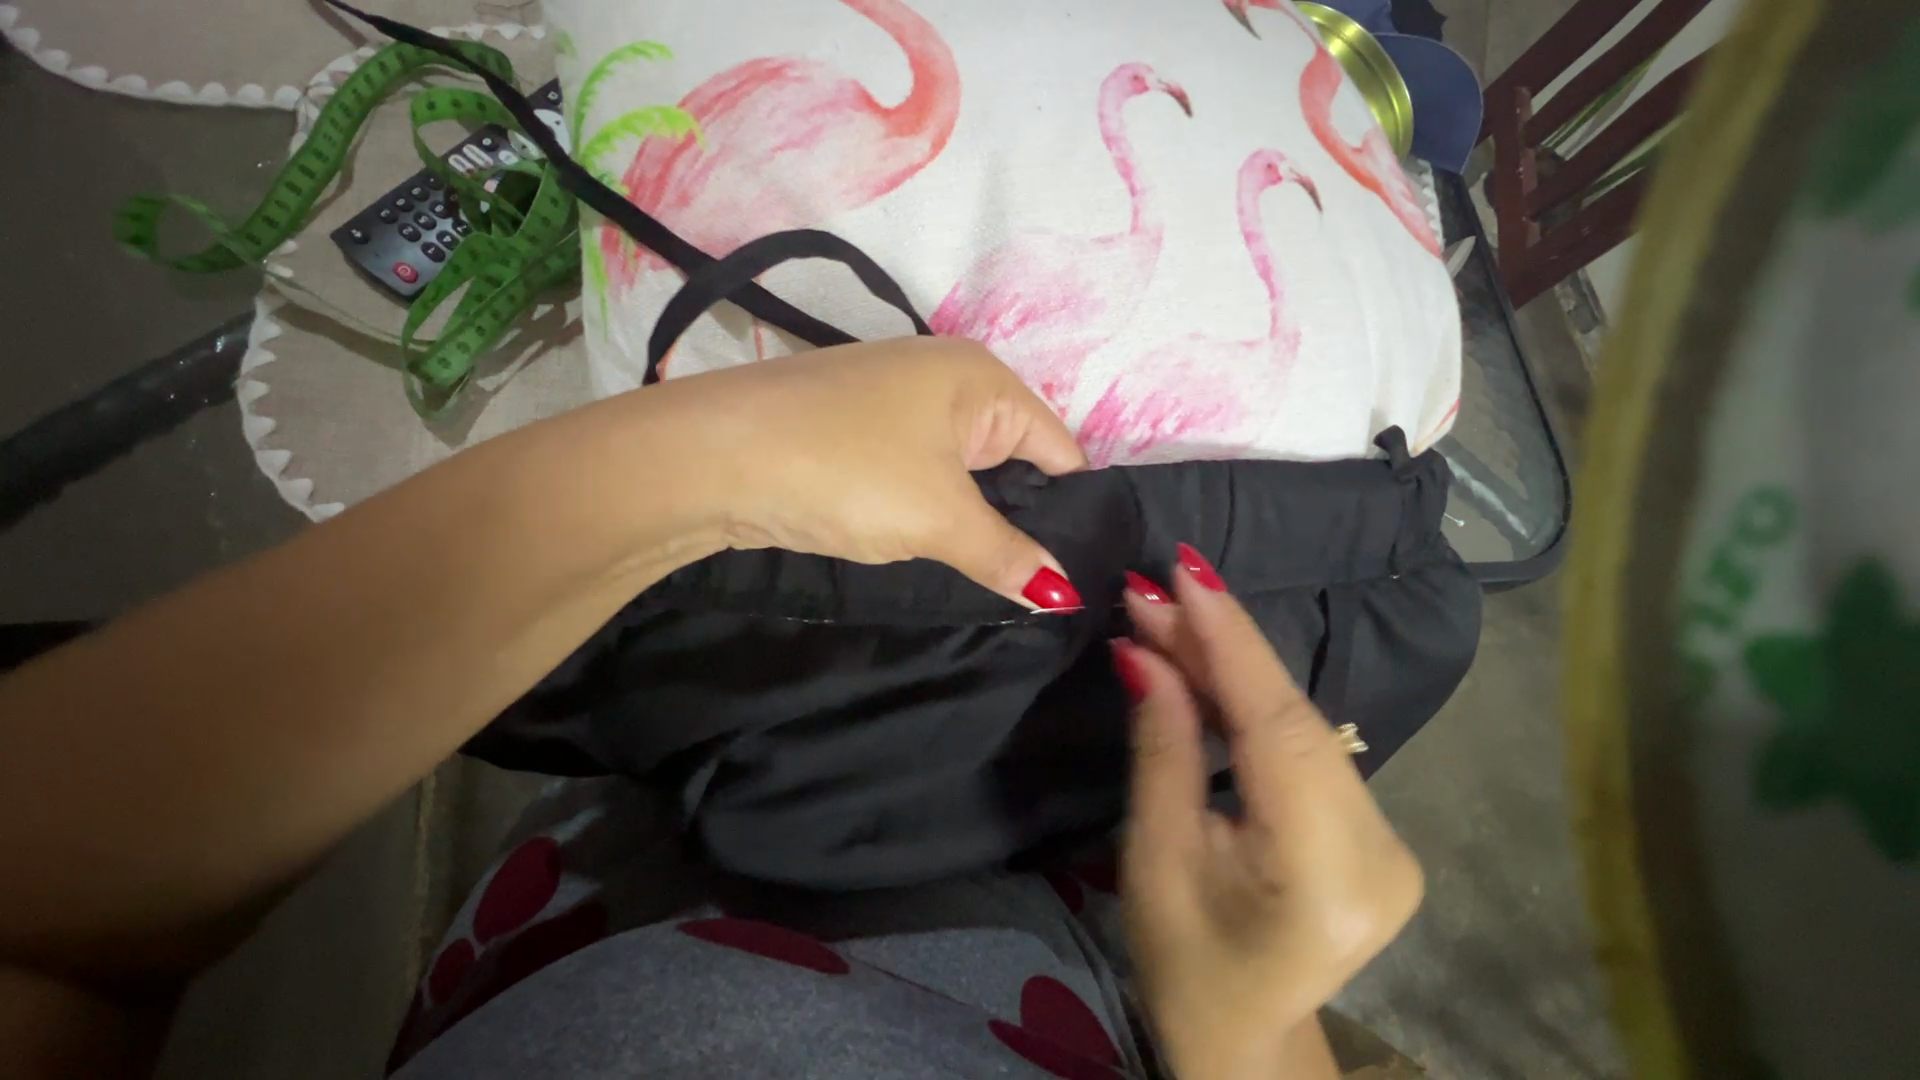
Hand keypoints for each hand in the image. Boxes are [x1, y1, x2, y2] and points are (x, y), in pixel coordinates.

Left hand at [662, 336, 1088, 608]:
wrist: (713, 456)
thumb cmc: (847, 472)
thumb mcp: (939, 519)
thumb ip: (1008, 556)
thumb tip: (1065, 595)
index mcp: (983, 378)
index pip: (1059, 449)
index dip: (1073, 512)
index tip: (1077, 576)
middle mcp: (945, 376)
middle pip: (1012, 457)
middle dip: (1022, 520)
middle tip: (1038, 589)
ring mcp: (895, 400)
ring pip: (963, 470)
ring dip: (973, 520)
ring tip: (990, 577)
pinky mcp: (857, 429)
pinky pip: (919, 472)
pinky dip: (930, 509)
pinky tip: (929, 548)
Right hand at [1113, 550, 1423, 1079]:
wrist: (1243, 1036)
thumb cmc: (1182, 961)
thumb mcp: (1153, 854)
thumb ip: (1161, 746)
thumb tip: (1141, 650)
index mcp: (1325, 872)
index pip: (1277, 727)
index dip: (1230, 640)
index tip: (1183, 572)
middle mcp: (1380, 849)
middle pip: (1292, 717)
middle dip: (1219, 643)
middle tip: (1151, 592)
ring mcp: (1390, 838)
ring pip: (1301, 723)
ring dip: (1231, 665)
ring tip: (1168, 617)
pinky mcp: (1377, 828)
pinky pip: (1307, 744)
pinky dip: (1253, 700)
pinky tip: (1209, 663)